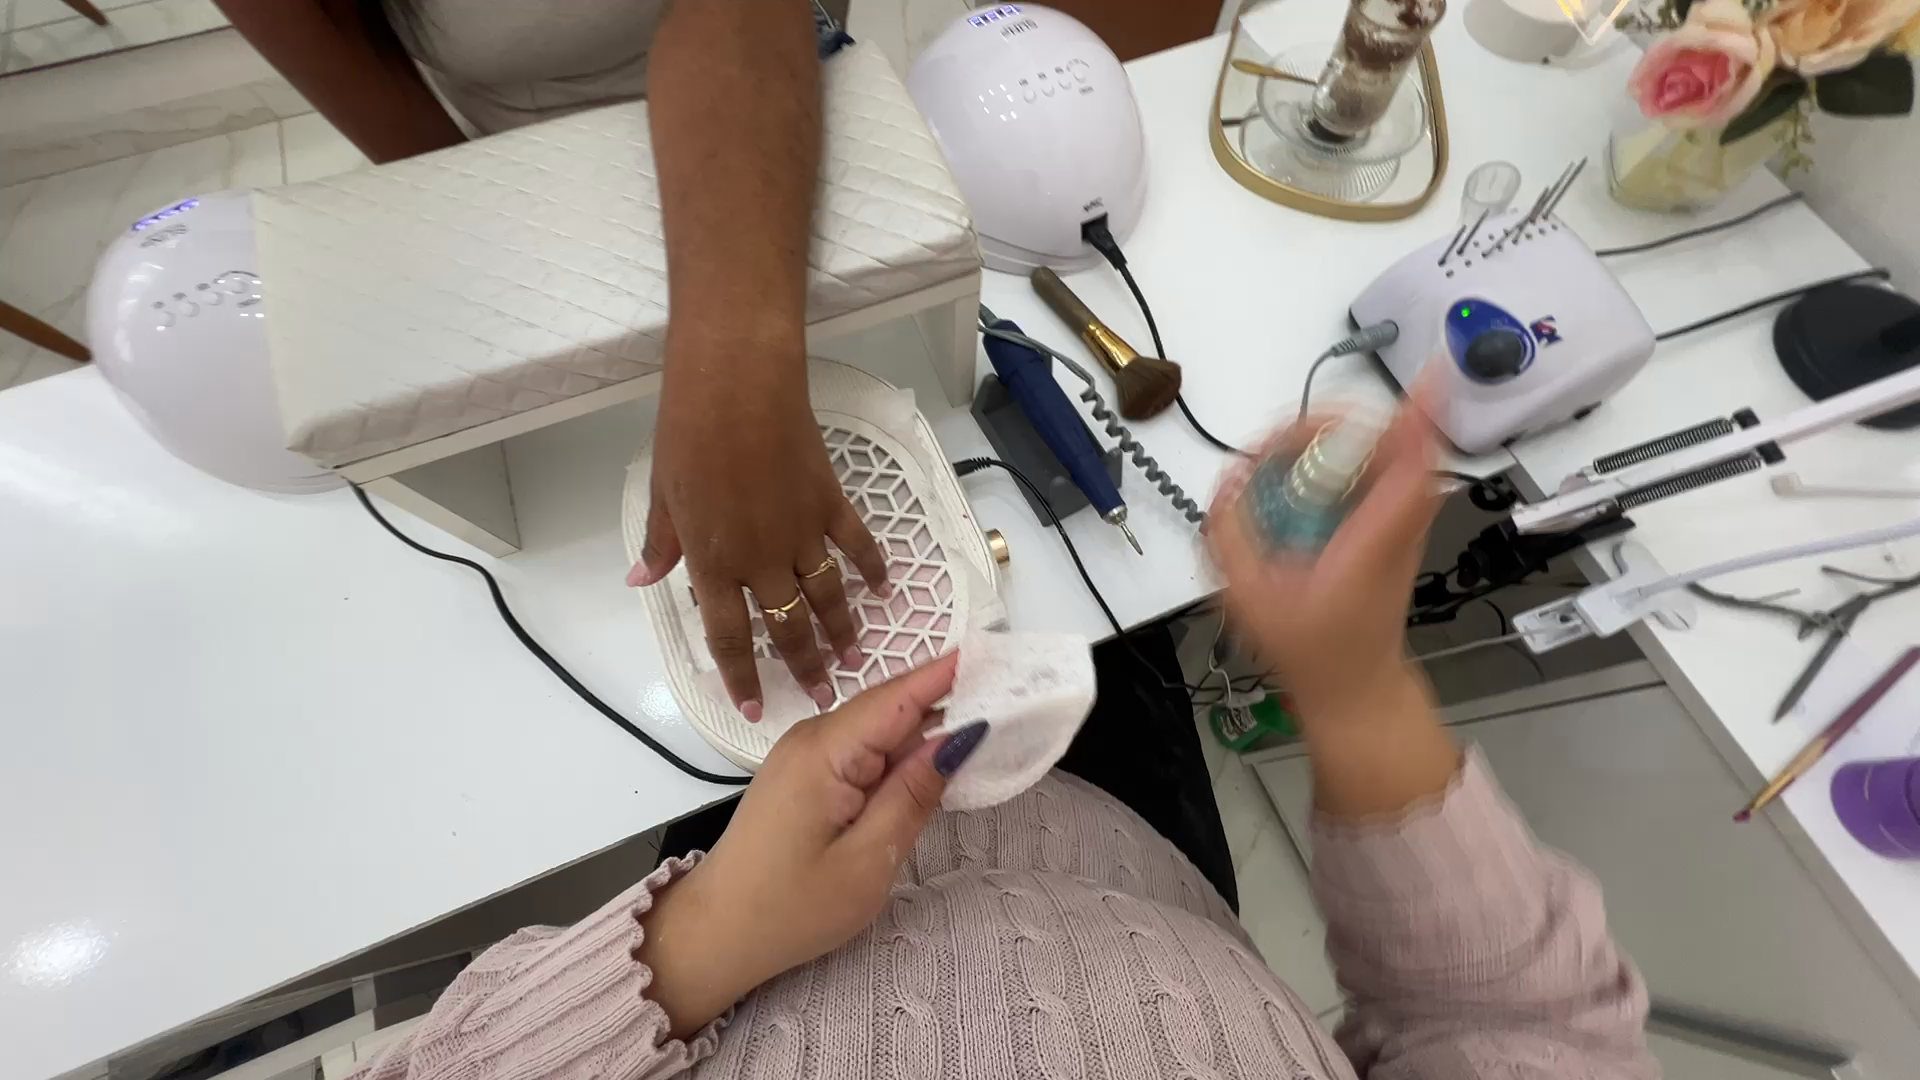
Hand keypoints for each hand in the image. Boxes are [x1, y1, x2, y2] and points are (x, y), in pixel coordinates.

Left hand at [629, 331, 890, 719]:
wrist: (737, 384)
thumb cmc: (688, 433)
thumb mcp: (661, 492)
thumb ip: (661, 544)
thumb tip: (643, 580)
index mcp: (715, 560)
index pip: (730, 636)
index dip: (741, 677)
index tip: (752, 709)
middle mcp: (763, 559)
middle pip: (788, 627)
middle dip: (804, 667)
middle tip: (822, 694)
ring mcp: (803, 533)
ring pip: (828, 595)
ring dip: (843, 629)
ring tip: (855, 656)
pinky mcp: (831, 504)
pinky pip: (857, 544)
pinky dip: (872, 567)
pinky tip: (884, 587)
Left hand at [634, 652, 986, 1036]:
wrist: (716, 934)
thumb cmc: (788, 909)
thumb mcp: (865, 862)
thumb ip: (913, 796)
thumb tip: (957, 740)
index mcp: (825, 751)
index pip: (896, 698)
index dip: (945, 673)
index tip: (992, 651)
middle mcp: (814, 736)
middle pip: (890, 706)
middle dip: (945, 697)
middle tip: (1005, 692)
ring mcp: (808, 752)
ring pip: (879, 727)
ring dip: (926, 726)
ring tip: (983, 719)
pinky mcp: (809, 771)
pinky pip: (864, 748)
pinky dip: (901, 750)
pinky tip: (932, 758)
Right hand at [1207, 394, 1443, 719]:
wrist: (1354, 685)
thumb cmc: (1313, 649)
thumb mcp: (1249, 597)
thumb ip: (1230, 535)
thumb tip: (1231, 480)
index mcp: (1373, 538)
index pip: (1414, 461)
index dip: (1423, 410)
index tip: (1427, 369)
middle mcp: (1399, 522)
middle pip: (1390, 441)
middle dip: (1328, 425)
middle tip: (1276, 445)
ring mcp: (1401, 523)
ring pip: (1383, 452)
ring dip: (1329, 443)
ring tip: (1278, 465)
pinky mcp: (1393, 525)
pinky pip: (1375, 471)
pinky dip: (1335, 461)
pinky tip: (1296, 483)